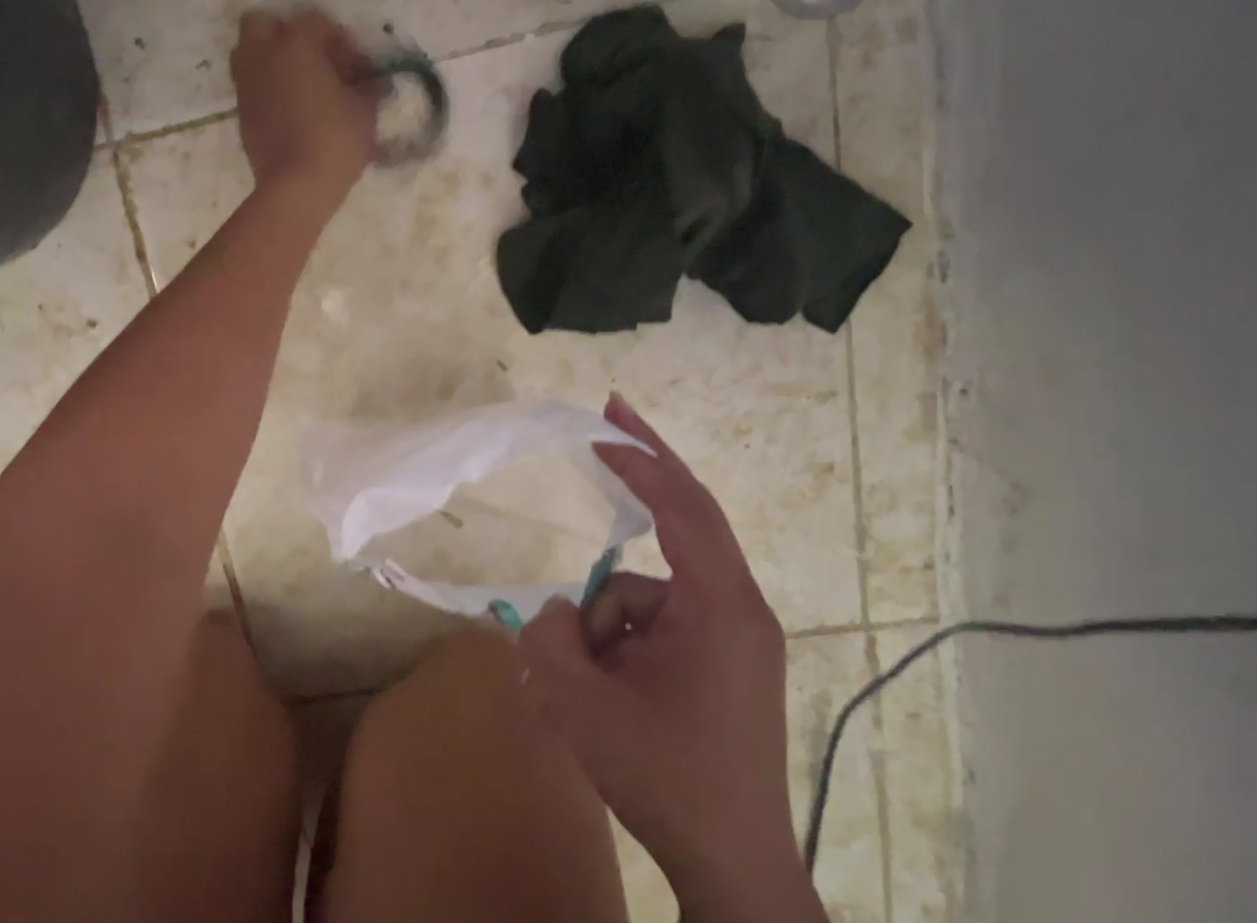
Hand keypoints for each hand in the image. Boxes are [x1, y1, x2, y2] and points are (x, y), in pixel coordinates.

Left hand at [230, 7, 378, 196]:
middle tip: (313, 61)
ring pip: (249, 51)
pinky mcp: (241, 112)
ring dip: (270, 59)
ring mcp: (247, 84)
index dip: (339, 42)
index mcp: (295, 44)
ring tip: (297, 84)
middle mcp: (263, 55)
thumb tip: (375, 81)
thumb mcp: (365, 111)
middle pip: (264, 23)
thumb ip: (369, 87)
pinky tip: (288, 109)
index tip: (355, 69)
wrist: (295, 187)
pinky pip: (250, 85)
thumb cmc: (334, 141)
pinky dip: (265, 87)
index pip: (316, 22)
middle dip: (286, 34)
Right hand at [519, 395, 822, 920]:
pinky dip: (618, 644)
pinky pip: (656, 628)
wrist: (733, 862)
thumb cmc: (665, 777)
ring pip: (647, 596)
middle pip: (682, 527)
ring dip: (603, 623)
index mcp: (721, 609)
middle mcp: (736, 611)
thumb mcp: (583, 704)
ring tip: (580, 687)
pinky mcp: (720, 665)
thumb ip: (551, 637)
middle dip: (642, 478)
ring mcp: (731, 640)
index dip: (644, 460)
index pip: (685, 509)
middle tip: (604, 424)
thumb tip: (552, 609)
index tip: (603, 423)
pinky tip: (599, 694)